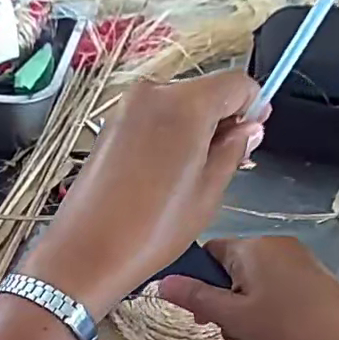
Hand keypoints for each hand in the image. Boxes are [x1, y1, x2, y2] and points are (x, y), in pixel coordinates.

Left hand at [20, 71, 263, 318]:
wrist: (85, 256)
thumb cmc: (148, 232)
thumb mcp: (207, 195)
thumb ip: (233, 151)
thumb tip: (248, 128)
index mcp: (186, 103)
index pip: (236, 84)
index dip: (252, 107)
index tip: (253, 133)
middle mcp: (152, 95)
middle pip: (203, 93)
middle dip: (217, 122)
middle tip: (221, 164)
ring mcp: (123, 111)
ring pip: (174, 108)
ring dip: (188, 133)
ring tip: (186, 180)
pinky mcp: (105, 131)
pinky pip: (147, 124)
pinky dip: (161, 141)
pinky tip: (159, 179)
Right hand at [154, 236, 338, 339]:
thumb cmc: (284, 324)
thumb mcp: (231, 315)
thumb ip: (195, 297)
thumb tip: (162, 282)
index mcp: (250, 248)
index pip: (208, 251)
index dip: (195, 279)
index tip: (195, 308)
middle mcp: (272, 244)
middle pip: (229, 265)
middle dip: (219, 296)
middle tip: (220, 327)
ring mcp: (295, 257)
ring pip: (251, 277)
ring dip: (240, 303)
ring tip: (247, 332)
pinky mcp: (311, 274)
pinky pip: (273, 282)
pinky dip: (263, 303)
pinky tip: (269, 328)